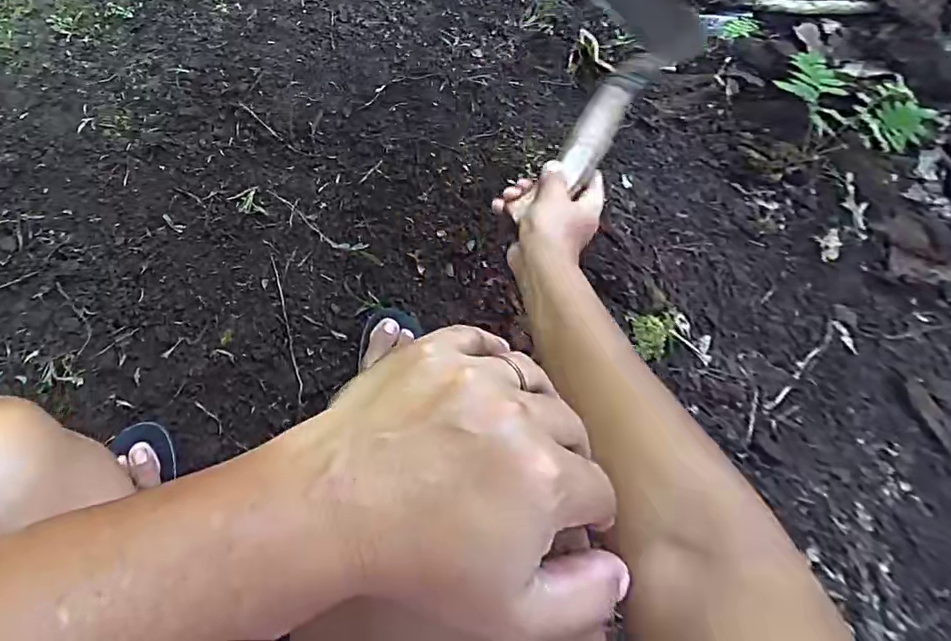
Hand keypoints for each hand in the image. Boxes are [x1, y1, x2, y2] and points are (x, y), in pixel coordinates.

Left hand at [287, 325, 626, 639]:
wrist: (334, 504)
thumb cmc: (412, 559)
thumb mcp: (510, 614)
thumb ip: (581, 599)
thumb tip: (616, 571)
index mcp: (544, 476)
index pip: (598, 488)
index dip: (590, 512)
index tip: (574, 519)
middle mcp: (515, 413)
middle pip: (570, 426)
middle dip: (567, 456)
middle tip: (545, 475)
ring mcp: (471, 374)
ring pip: (530, 377)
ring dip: (534, 403)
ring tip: (519, 425)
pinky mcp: (434, 351)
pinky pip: (479, 338)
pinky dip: (492, 354)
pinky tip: (491, 373)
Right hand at [493, 162, 604, 276]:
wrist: (537, 261)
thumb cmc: (553, 233)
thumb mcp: (554, 194)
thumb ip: (554, 177)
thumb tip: (554, 167)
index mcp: (587, 209)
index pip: (592, 185)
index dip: (583, 172)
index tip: (573, 163)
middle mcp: (573, 220)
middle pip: (557, 194)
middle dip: (537, 185)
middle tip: (527, 182)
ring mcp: (553, 229)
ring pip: (536, 205)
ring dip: (519, 196)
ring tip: (510, 193)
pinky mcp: (535, 237)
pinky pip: (522, 218)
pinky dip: (510, 210)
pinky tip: (501, 206)